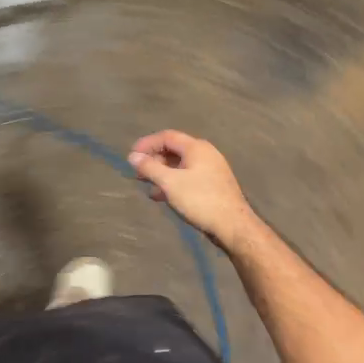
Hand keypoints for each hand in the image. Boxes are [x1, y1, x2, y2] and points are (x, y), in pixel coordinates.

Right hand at [128, 130, 263, 248]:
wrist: (232, 225)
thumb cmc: (200, 200)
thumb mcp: (170, 183)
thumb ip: (150, 168)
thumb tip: (132, 156)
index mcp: (196, 147)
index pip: (167, 136)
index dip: (147, 143)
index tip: (131, 156)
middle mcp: (205, 154)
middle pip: (174, 150)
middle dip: (153, 160)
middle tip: (138, 172)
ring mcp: (211, 170)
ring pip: (180, 165)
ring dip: (162, 173)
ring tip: (147, 185)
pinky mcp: (213, 185)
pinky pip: (188, 177)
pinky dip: (173, 182)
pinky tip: (162, 196)